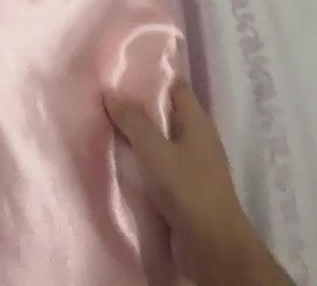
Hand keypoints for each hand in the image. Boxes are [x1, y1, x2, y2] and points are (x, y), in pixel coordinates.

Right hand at [106, 81, 292, 285]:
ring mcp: (192, 165)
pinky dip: (142, 160)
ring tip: (104, 123)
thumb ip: (133, 120)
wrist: (212, 247)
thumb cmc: (187, 189)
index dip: (152, 75)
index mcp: (197, 121)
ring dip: (138, 135)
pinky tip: (119, 159)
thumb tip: (110, 91)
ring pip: (161, 140)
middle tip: (105, 94)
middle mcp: (197, 139)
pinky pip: (159, 165)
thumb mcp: (154, 150)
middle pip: (166, 113)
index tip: (122, 69)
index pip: (175, 87)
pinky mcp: (184, 190)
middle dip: (139, 105)